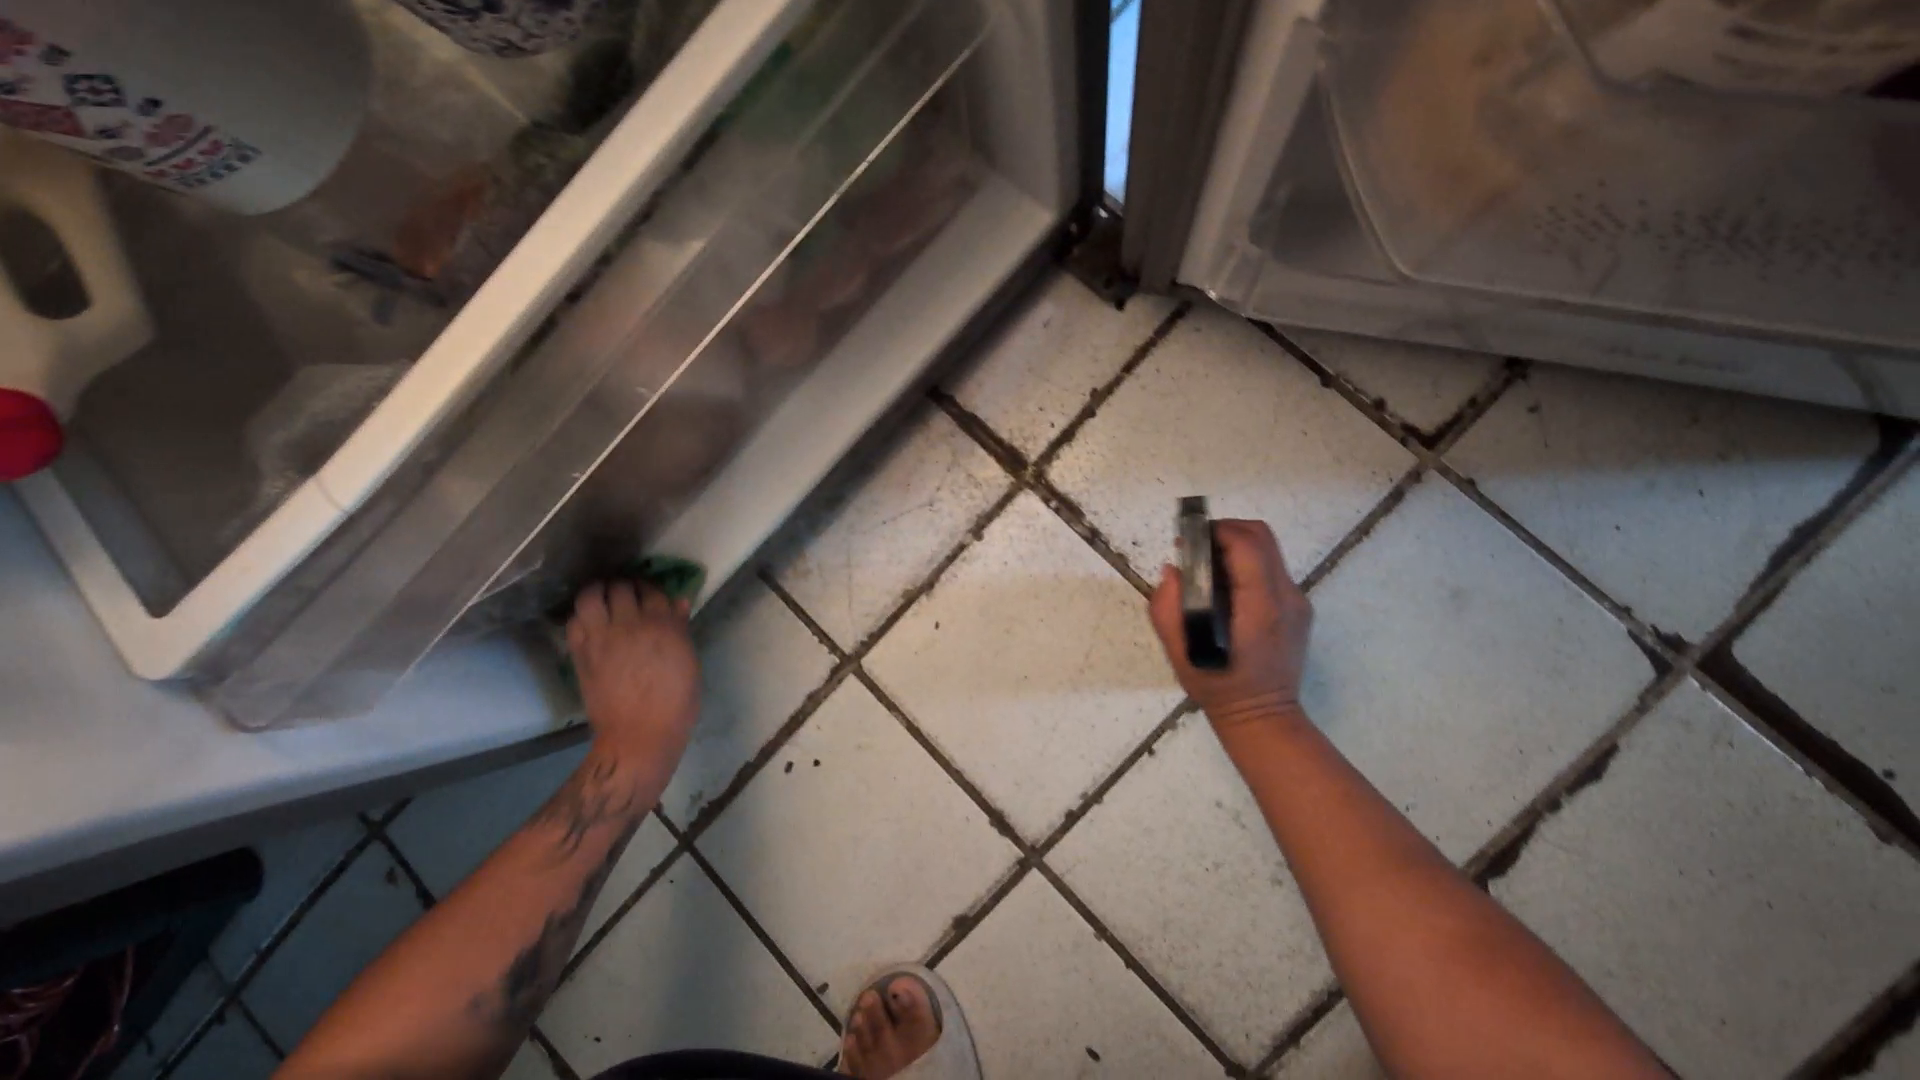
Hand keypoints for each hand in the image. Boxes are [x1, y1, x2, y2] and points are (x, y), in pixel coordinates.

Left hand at [566, 580, 700, 776]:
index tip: (649, 594)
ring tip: (602, 597)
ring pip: (591, 596)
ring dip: (597, 592)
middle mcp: (631, 624)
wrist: (639, 735)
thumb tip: (678, 602)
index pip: (653, 591)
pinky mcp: (581, 652)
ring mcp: (602, 637)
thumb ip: (680, 630)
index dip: (650, 589)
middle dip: (624, 586)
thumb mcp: (688, 663)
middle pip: (621, 587)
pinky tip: (588, 622)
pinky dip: (581, 616)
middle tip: (625, 594)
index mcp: (664, 626)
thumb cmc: (675, 703)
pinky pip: (574, 621)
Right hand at [1148, 519, 1313, 732]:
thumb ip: (1168, 607)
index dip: (1216, 531)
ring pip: (1268, 550)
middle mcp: (1286, 597)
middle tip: (1197, 546)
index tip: (1189, 539)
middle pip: (1261, 536)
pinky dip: (1247, 564)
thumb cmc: (1217, 686)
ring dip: (1236, 546)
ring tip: (1208, 565)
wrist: (1262, 716)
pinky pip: (1272, 569)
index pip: (1246, 545)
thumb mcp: (1180, 651)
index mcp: (1260, 607)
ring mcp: (1297, 601)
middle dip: (1226, 530)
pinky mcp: (1298, 608)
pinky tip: (1226, 588)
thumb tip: (1174, 570)